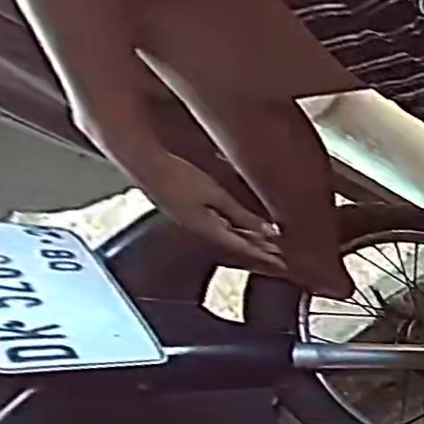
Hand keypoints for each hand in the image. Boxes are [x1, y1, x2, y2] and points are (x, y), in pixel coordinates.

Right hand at [127, 149, 285, 272]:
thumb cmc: (178, 175)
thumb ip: (243, 215)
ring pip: (227, 235)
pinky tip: (244, 230)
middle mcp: (198, 228)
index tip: (284, 265)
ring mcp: (189, 219)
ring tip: (269, 245)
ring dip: (248, 241)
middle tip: (282, 257)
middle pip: (235, 244)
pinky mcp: (184, 210)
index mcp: (206, 228)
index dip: (264, 256)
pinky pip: (217, 226)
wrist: (139, 158)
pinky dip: (235, 230)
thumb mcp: (217, 196)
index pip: (242, 247)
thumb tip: (270, 232)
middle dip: (259, 250)